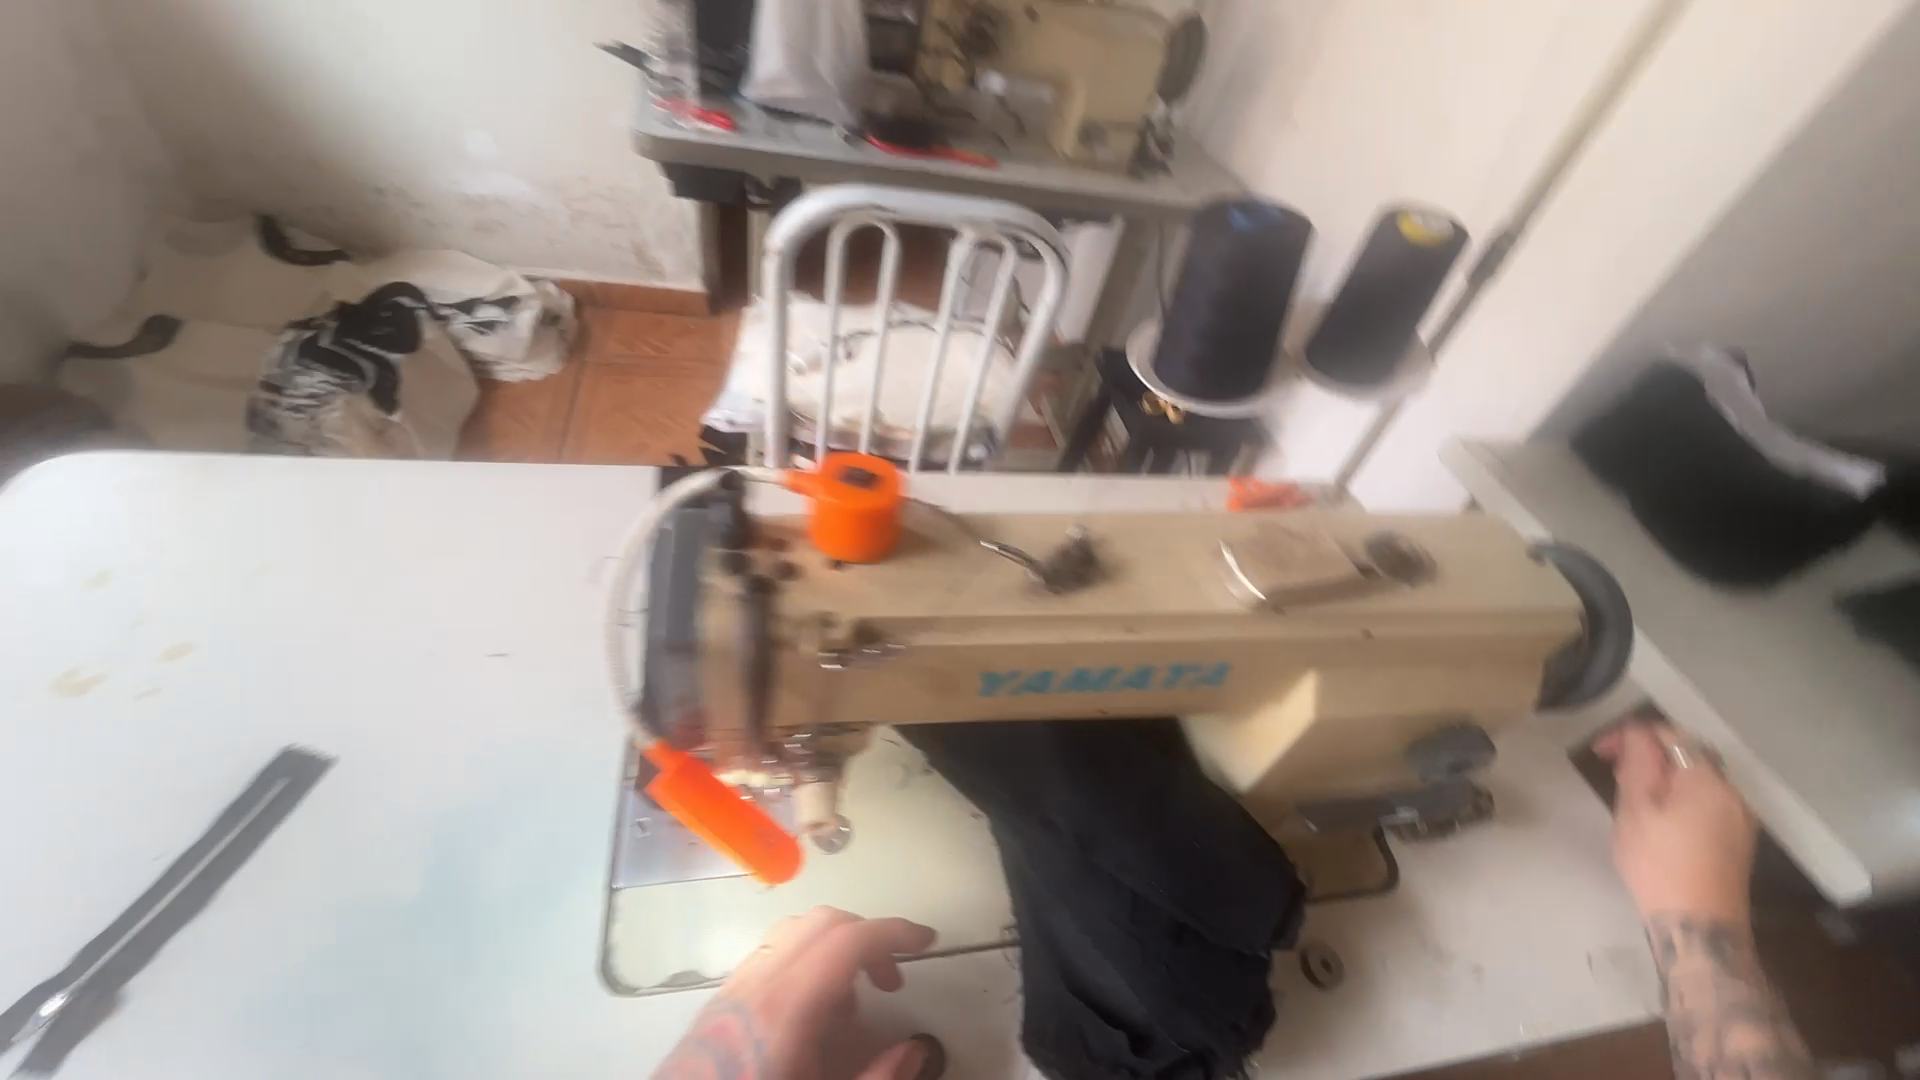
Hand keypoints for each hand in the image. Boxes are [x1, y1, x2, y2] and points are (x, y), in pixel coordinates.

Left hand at [653, 907, 939, 1079]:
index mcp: (787, 1008)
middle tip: (892, 980)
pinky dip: (805, 959)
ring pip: (795, 931)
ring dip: (835, 947)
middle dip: (868, 937)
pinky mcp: (720, 1000)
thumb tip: (915, 1049)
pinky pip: (772, 953)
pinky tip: (811, 1011)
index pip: (850, 940)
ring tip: (851, 1002)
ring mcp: (735, 987)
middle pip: (825, 922)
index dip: (895, 932)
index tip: (926, 940)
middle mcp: (759, 983)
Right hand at [1595, 716, 1756, 923]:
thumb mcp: (1634, 808)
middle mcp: (1733, 794)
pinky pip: (1705, 799)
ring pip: (1696, 778)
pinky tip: (1656, 814)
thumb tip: (1637, 735)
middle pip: (1688, 755)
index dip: (1633, 735)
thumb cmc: (1656, 860)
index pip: (1671, 736)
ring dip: (1661, 774)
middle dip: (1647, 753)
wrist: (1696, 920)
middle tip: (1610, 768)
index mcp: (1707, 782)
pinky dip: (1677, 793)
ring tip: (1629, 792)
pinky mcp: (1736, 836)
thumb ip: (1638, 765)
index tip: (1601, 751)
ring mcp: (1740, 817)